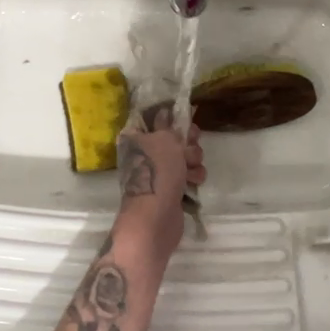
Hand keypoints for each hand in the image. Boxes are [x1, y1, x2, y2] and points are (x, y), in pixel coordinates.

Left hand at [115, 103, 203, 251]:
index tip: (184, 118)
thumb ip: (168, 125)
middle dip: (188, 140)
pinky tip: (193, 183)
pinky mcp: (172, 187)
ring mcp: (159, 171)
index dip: (171, 115)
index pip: (154, 116)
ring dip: (193, 159)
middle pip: (174, 135)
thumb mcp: (164, 140)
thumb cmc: (156, 173)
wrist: (155, 218)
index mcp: (136, 137)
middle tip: (189, 145)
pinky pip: (189, 174)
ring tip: (189, 169)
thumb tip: (164, 112)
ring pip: (185, 155)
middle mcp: (146, 152)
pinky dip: (193, 176)